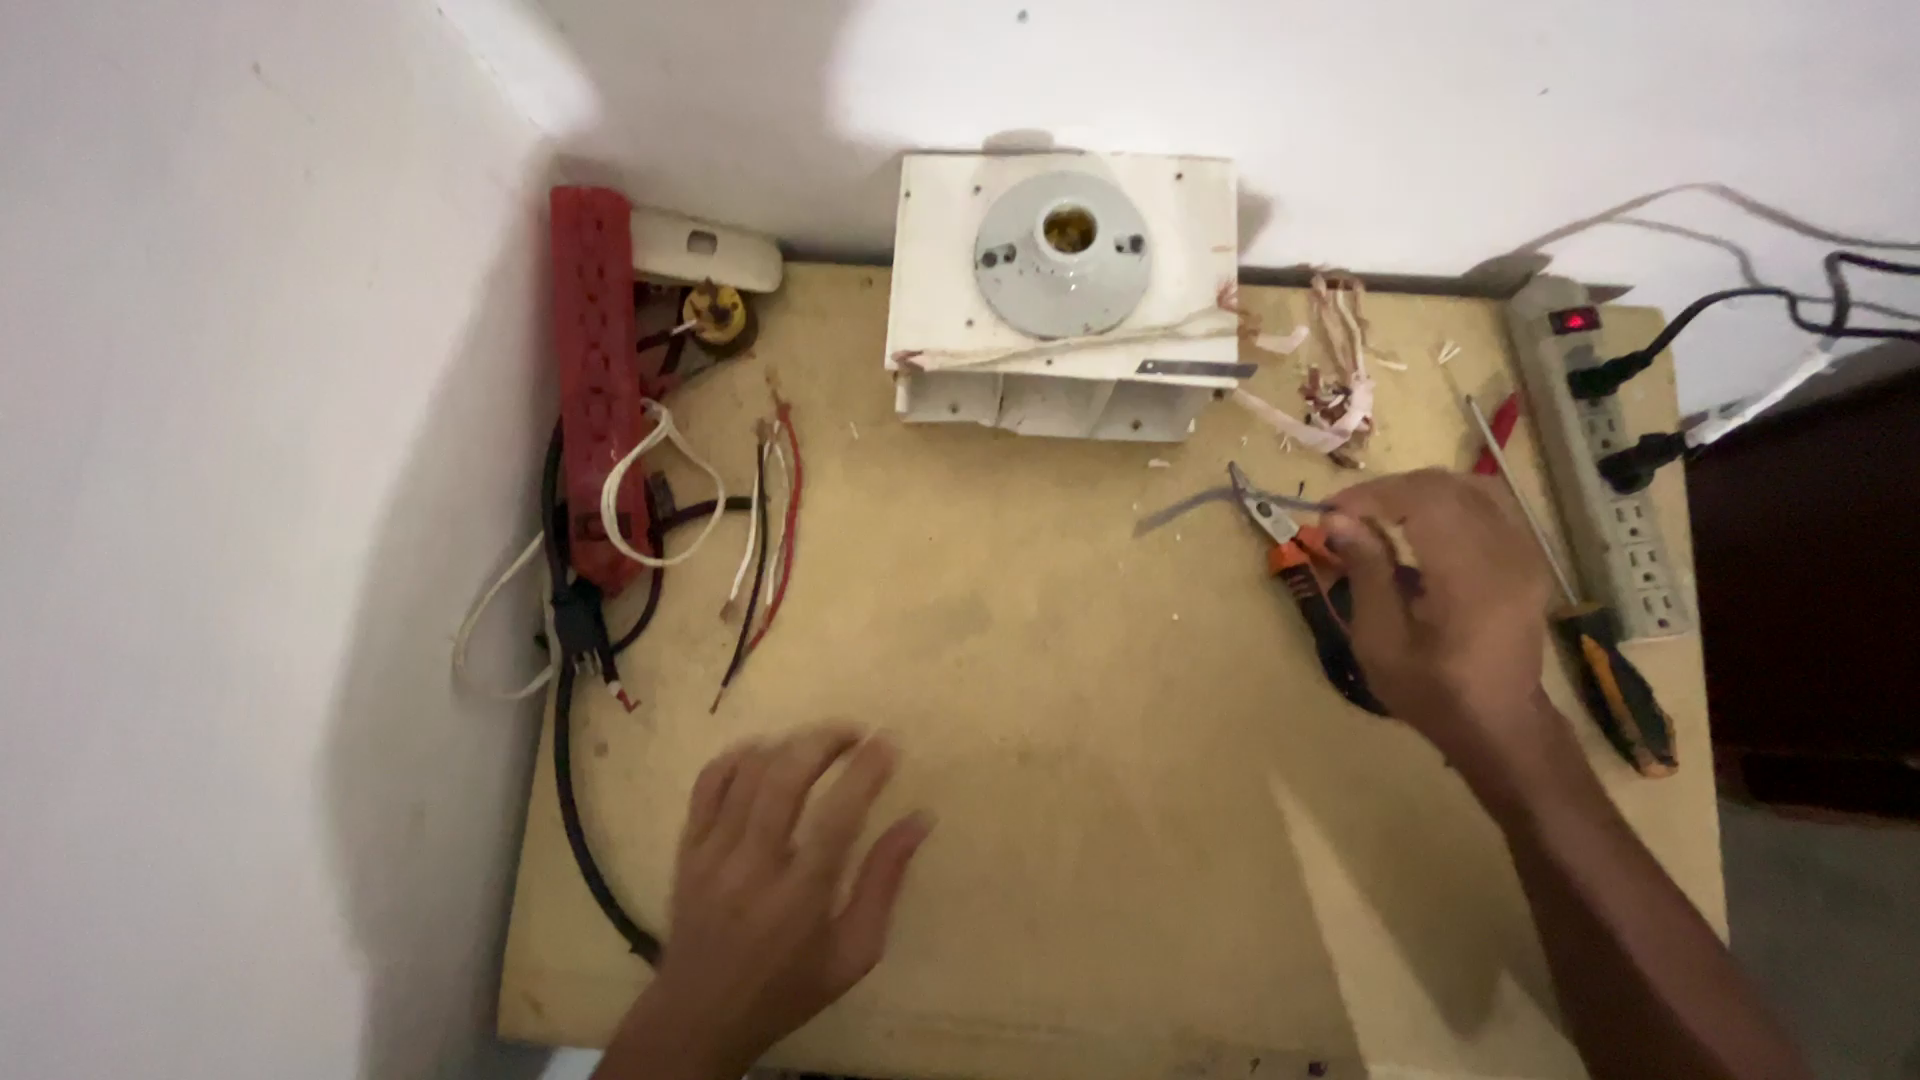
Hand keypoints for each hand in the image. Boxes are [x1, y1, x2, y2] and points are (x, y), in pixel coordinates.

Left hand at [602, 725, 931, 1079]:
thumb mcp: (854, 952)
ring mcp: (711, 855)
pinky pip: (708, 783)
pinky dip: (739, 756)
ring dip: (789, 744)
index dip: (865, 772)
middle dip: (824, 741)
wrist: (699, 1018)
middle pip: (784, 780)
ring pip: (748, 773)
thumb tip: (920, 819)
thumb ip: (885, 881)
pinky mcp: (686, 849)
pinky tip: (766, 753)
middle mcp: (751, 870)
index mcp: (798, 901)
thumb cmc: (789, 988)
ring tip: (819, 742)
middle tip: (854, 732)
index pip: (836, 818)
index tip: (888, 743)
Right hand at [1322, 469, 1557, 775]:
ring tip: (1376, 515)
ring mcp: (1526, 553)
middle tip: (1344, 514)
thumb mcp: (1380, 642)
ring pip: (1468, 486)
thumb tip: (1337, 519)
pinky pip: (1485, 503)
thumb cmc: (1431, 693)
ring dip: (1414, 491)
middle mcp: (1508, 556)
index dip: (1372, 495)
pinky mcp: (1527, 555)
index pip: (1425, 502)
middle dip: (1387, 490)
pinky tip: (1412, 523)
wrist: (1499, 724)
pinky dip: (1442, 501)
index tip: (1329, 512)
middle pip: (1446, 487)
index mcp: (1472, 581)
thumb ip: (1365, 573)